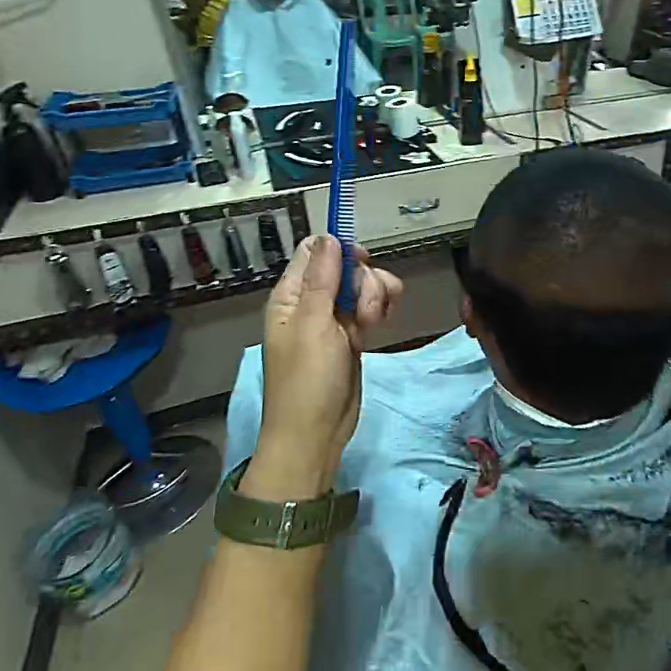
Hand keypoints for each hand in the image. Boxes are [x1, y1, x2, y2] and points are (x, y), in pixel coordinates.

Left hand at [249, 236, 401, 497]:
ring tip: (372, 324)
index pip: (315, 252)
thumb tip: (329, 236)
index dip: (341, 250)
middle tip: (365, 313)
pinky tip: (380, 325)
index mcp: (291, 296)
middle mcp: (311, 302)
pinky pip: (370, 307)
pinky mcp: (352, 335)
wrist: (316, 433)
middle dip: (364, 283)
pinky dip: (379, 310)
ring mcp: (333, 319)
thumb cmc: (307, 380)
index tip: (363, 261)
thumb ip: (322, 279)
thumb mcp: (313, 325)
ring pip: (363, 287)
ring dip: (375, 298)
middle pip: (346, 268)